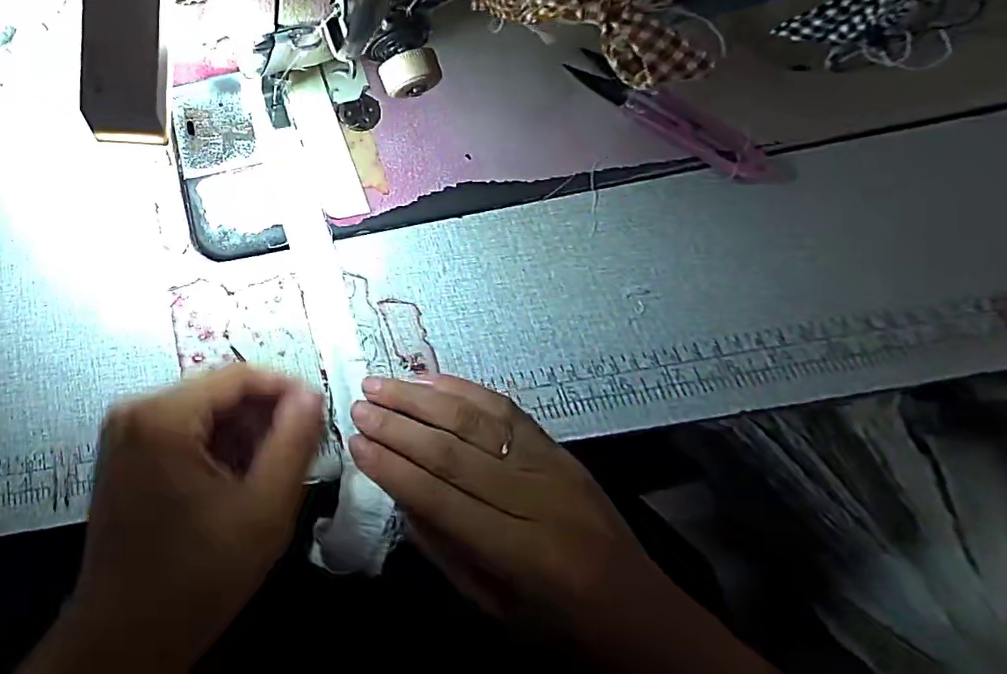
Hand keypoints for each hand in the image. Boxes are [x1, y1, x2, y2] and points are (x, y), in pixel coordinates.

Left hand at [20, 365, 323, 673]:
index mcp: (161, 415)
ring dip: (236, 430)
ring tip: (269, 467)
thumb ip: (292, 445)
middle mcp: (133, 408)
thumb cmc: (196, 579)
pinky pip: (174, 427)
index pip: (233, 375)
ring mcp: (122, 427)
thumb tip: (309, 396)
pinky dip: (209, 443)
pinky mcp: (120, 448)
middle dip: (259, 414)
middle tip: (299, 445)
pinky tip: (233, 476)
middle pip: (211, 390)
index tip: (316, 407)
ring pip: (195, 408)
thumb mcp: (261, 513)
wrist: (127, 631)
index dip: (281, 386)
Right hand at [349, 375, 776, 673]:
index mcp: (527, 557)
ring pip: (476, 422)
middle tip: (358, 409)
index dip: (393, 469)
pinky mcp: (562, 451)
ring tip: (378, 385)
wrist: (653, 624)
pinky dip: (462, 389)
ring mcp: (556, 470)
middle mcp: (543, 505)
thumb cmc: (564, 627)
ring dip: (419, 399)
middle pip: (455, 453)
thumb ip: (441, 547)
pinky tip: (427, 379)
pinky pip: (506, 410)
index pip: (443, 500)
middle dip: (398, 428)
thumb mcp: (496, 607)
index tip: (354, 444)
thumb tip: (393, 489)